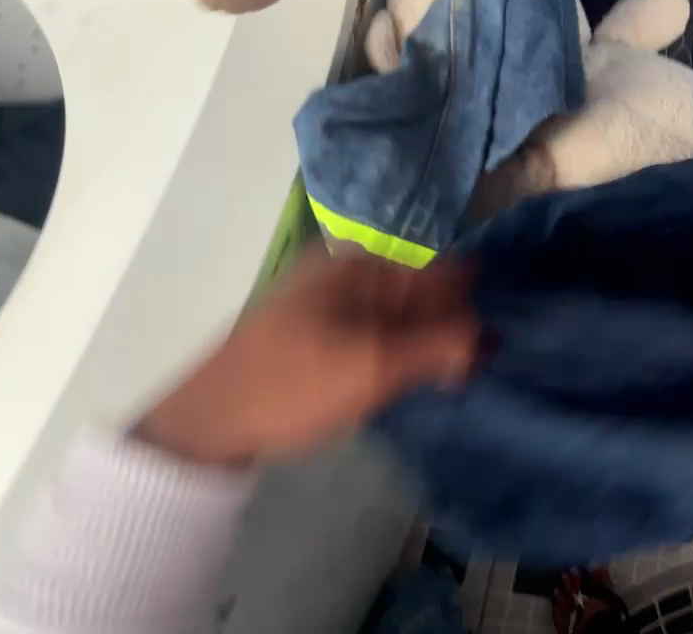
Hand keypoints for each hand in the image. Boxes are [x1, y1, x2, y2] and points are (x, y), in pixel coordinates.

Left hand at [135, 246, 476, 467]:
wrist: (202, 428)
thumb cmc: (294, 385)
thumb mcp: (375, 365)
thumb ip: (440, 346)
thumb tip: (488, 336)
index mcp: (361, 264)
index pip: (440, 273)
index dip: (470, 306)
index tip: (490, 348)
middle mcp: (347, 271)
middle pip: (420, 293)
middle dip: (448, 327)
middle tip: (468, 373)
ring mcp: (328, 300)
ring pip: (398, 316)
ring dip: (423, 345)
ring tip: (444, 380)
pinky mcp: (316, 332)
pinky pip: (374, 333)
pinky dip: (396, 353)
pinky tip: (404, 380)